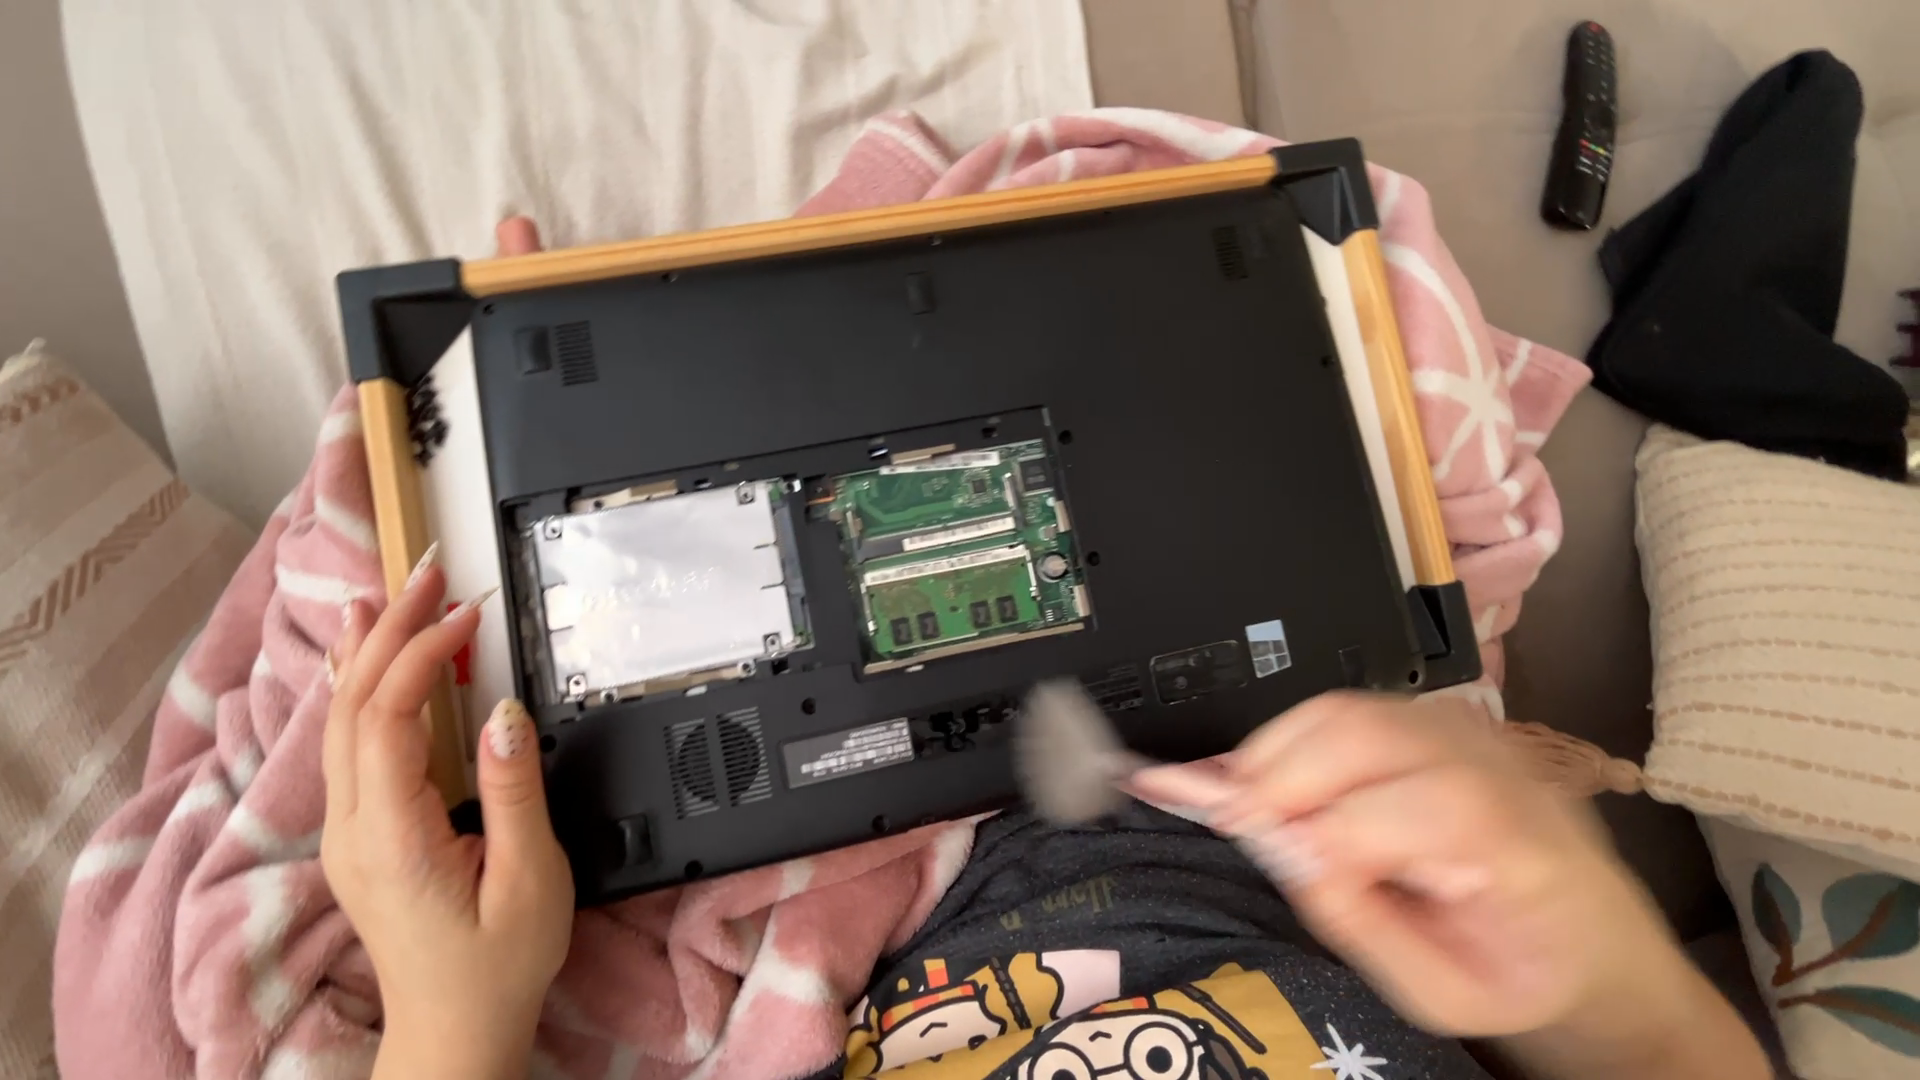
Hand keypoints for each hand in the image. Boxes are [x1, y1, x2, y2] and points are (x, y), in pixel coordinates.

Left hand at [322, 551, 572, 1078]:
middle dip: (388, 633)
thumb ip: (512, 791)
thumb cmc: (500, 958)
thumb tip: (504, 713)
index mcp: (391, 835)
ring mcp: (350, 831)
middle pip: (351, 707)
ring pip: (342, 722)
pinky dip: (365, 691)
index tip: (468, 616)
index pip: (389, 719)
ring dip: (370, 654)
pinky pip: (353, 745)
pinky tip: (373, 666)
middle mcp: (354, 827)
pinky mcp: (364, 832)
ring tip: (389, 598)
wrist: (456, 1027)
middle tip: (427, 576)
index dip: (423, 655)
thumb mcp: (527, 874)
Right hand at [1146, 693, 1766, 1079]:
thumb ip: (1363, 926)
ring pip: (1340, 710)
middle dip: (1281, 773)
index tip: (1266, 846)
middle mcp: (1495, 767)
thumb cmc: (1515, 964)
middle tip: (1230, 817)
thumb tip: (1290, 857)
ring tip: (1241, 799)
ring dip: (1272, 749)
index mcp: (1524, 844)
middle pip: (1368, 735)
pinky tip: (1266, 776)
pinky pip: (1335, 708)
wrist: (1574, 926)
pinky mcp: (1421, 717)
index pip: (1424, 808)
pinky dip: (1284, 736)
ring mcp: (1458, 731)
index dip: (1332, 825)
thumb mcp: (1445, 990)